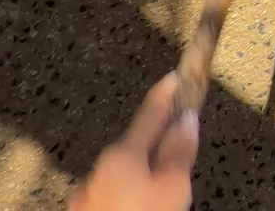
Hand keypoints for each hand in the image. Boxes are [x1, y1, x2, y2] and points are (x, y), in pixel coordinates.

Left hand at [70, 73, 198, 210]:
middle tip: (180, 150)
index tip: (175, 75)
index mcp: (122, 154)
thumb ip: (180, 150)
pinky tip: (143, 208)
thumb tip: (187, 120)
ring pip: (124, 175)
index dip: (167, 92)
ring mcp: (87, 196)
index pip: (151, 112)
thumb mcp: (173, 186)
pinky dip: (129, 196)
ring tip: (163, 196)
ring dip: (144, 175)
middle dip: (157, 146)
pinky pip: (113, 196)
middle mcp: (99, 169)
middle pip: (136, 146)